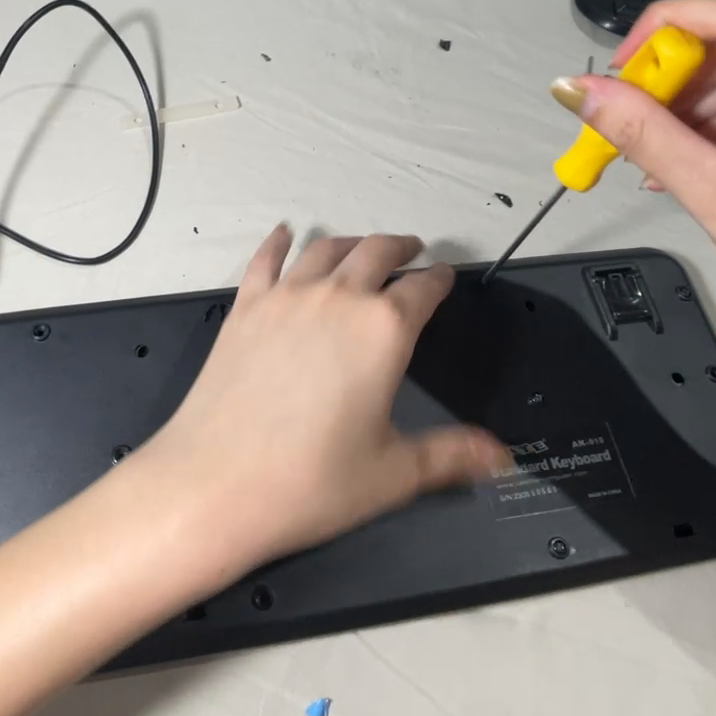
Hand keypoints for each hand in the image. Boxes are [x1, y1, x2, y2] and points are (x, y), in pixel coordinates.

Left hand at [130, 227, 505, 570]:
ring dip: (350, 242)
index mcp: (384, 330)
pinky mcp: (244, 309)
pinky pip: (264, 260)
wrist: (216, 482)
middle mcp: (337, 299)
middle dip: (400, 247)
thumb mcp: (393, 474)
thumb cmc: (310, 481)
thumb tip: (499, 458)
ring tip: (361, 245)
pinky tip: (283, 233)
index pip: (423, 289)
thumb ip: (449, 456)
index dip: (440, 279)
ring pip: (324, 249)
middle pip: (375, 252)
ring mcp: (284, 298)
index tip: (445, 276)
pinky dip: (277, 242)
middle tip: (412, 249)